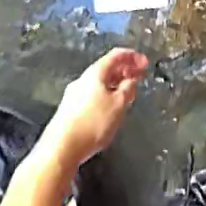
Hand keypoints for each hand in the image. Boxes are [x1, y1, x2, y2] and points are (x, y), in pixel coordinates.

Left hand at [37, 48, 148, 169]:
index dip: (133, 57)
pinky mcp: (69, 111)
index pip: (116, 55)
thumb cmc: (93, 123)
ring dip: (115, 85)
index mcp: (94, 73)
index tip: (145, 64)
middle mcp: (82, 80)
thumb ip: (127, 89)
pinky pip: (92, 96)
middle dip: (125, 71)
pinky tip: (110, 110)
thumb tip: (130, 81)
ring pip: (99, 84)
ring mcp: (73, 95)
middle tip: (139, 78)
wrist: (59, 149)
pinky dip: (105, 97)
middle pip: (107, 69)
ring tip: (127, 95)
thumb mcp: (118, 105)